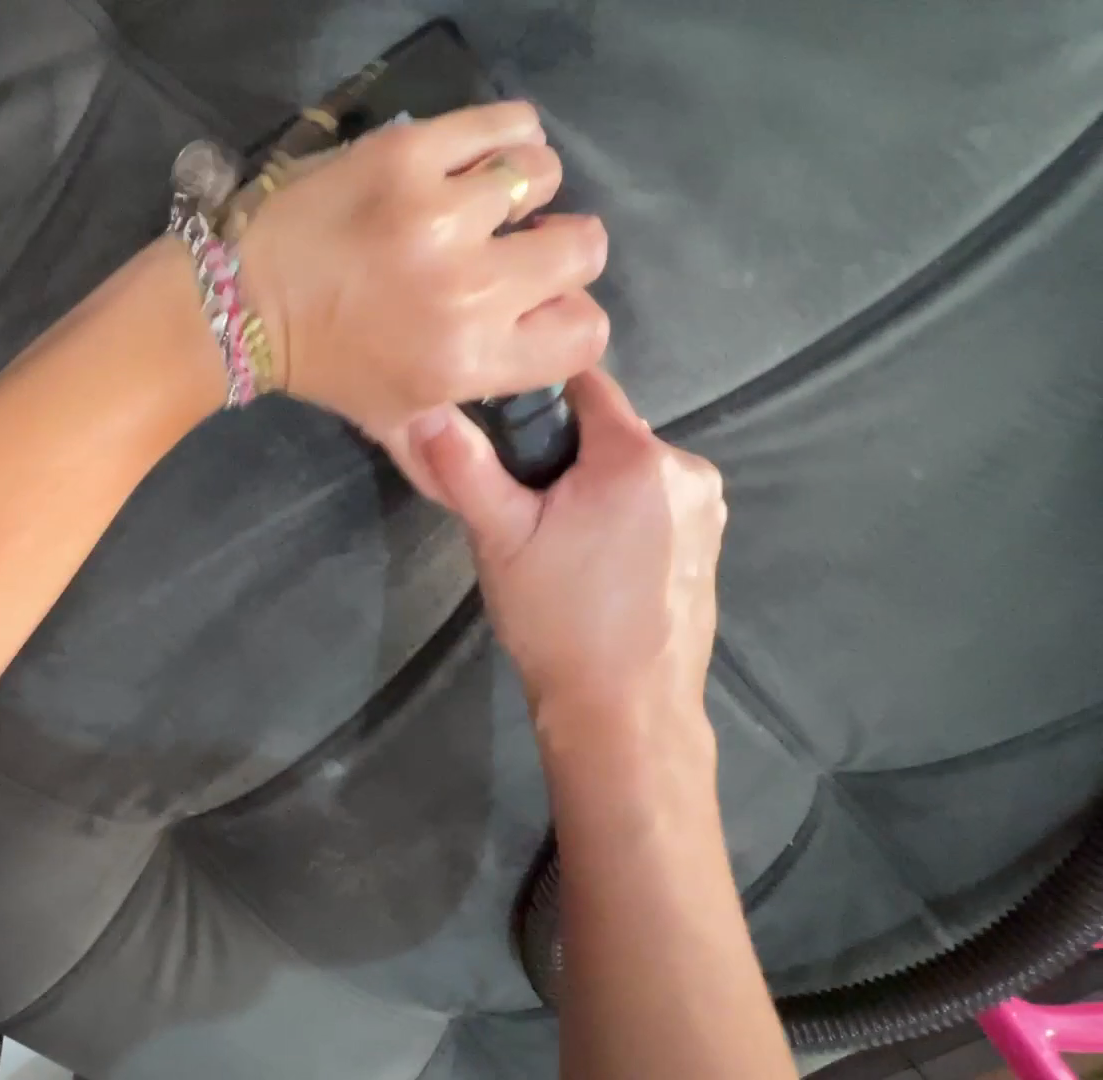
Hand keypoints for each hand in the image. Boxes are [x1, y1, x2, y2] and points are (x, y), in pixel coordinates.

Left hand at [237, 102, 609, 497]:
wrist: (243, 301)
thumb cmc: (319, 365)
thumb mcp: (385, 423)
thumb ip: (440, 457)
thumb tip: (483, 488)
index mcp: (467, 361)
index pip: (584, 334)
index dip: (564, 318)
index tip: (530, 306)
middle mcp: (467, 289)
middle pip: (582, 247)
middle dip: (550, 252)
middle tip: (502, 253)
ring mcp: (440, 215)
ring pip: (544, 176)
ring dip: (520, 191)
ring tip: (475, 206)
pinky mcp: (409, 155)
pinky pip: (505, 123)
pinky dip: (501, 138)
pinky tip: (470, 164)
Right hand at [411, 369, 726, 759]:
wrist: (623, 708)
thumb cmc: (556, 617)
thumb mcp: (497, 537)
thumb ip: (464, 468)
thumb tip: (425, 411)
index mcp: (636, 457)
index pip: (585, 385)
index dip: (536, 397)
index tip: (501, 427)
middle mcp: (688, 469)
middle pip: (606, 430)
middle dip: (562, 453)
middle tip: (518, 503)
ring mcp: (708, 508)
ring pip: (629, 467)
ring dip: (591, 484)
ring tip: (553, 536)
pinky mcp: (710, 541)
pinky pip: (653, 501)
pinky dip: (620, 512)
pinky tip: (593, 560)